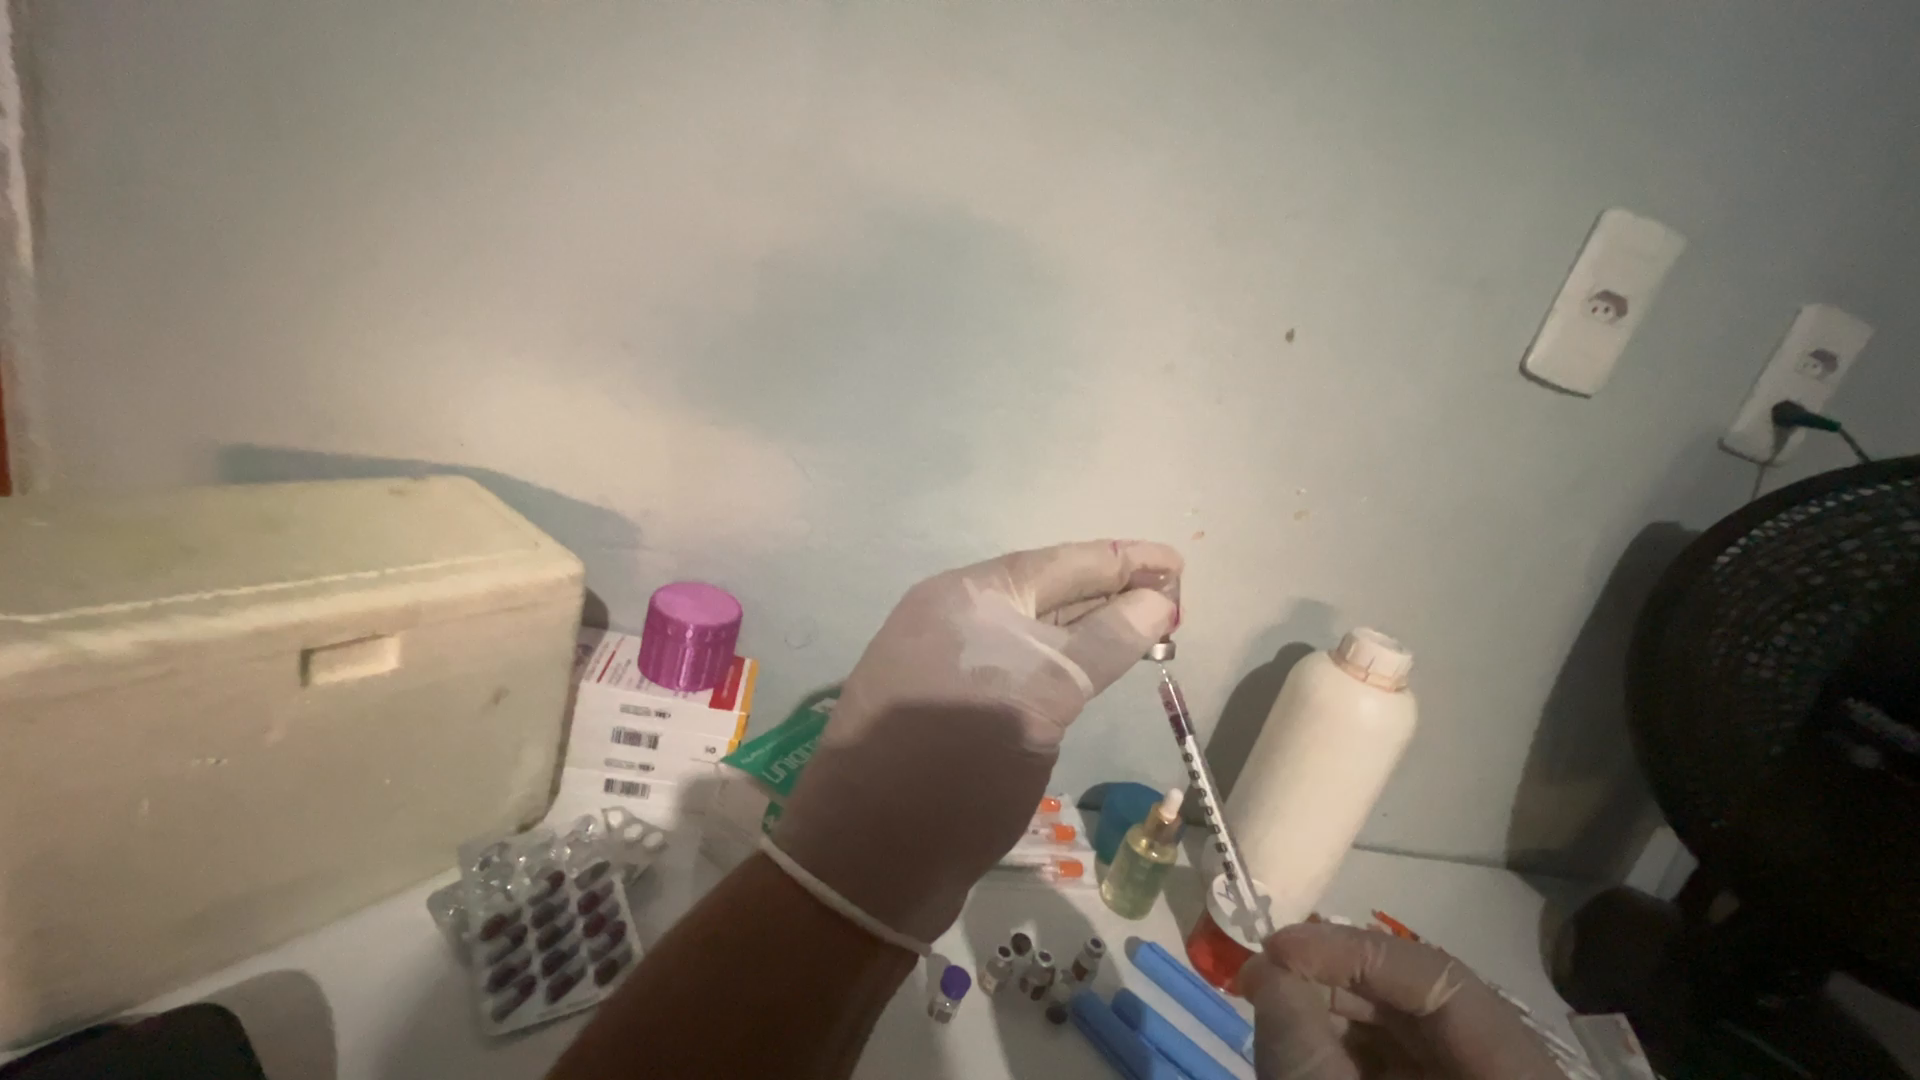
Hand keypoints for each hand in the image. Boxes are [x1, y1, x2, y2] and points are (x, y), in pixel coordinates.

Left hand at [768, 540, 1181, 947]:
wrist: (871, 861)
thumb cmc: (956, 766)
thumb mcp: (1039, 695)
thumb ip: (1102, 642)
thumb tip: (1159, 598)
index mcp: (964, 597)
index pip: (1058, 564)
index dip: (1121, 560)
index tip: (1176, 560)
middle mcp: (955, 621)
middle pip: (1047, 594)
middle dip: (1110, 593)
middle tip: (1176, 595)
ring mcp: (950, 665)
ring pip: (1034, 635)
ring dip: (1090, 631)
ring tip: (1151, 627)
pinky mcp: (953, 709)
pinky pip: (1020, 671)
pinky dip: (1063, 667)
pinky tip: (1097, 670)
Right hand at [1242, 924, 1565, 1078]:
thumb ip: (1300, 1038)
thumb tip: (1265, 969)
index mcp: (1517, 1072)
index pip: (1438, 977)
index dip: (1351, 949)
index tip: (1276, 947)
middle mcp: (1506, 1072)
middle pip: (1419, 1005)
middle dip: (1334, 984)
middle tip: (1263, 976)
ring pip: (1401, 1038)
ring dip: (1331, 1016)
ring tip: (1273, 1010)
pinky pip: (1392, 1066)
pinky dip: (1342, 1052)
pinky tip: (1301, 1046)